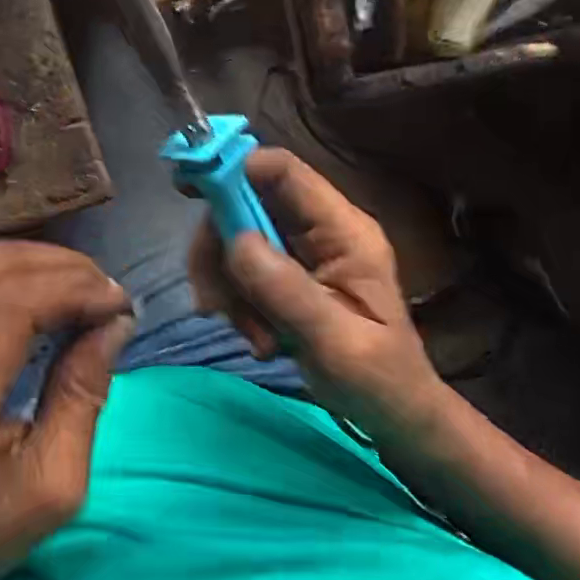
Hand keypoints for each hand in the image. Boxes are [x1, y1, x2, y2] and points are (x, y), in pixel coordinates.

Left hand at [0, 242, 134, 579]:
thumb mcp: (57, 483)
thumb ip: (83, 394)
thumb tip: (115, 322)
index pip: (12, 305)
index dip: (73, 288)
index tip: (121, 305)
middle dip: (66, 270)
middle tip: (112, 297)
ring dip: (46, 270)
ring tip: (91, 296)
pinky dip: (23, 282)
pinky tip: (56, 302)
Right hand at [189, 148, 447, 439]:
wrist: (391, 411)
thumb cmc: (378, 378)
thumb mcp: (336, 341)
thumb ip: (287, 291)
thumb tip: (236, 241)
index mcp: (345, 231)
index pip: (284, 172)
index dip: (234, 168)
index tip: (187, 188)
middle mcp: (320, 230)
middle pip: (246, 205)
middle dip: (220, 252)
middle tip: (214, 305)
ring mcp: (302, 252)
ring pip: (236, 240)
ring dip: (228, 288)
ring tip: (254, 337)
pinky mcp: (287, 275)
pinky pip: (240, 271)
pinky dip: (235, 304)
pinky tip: (258, 340)